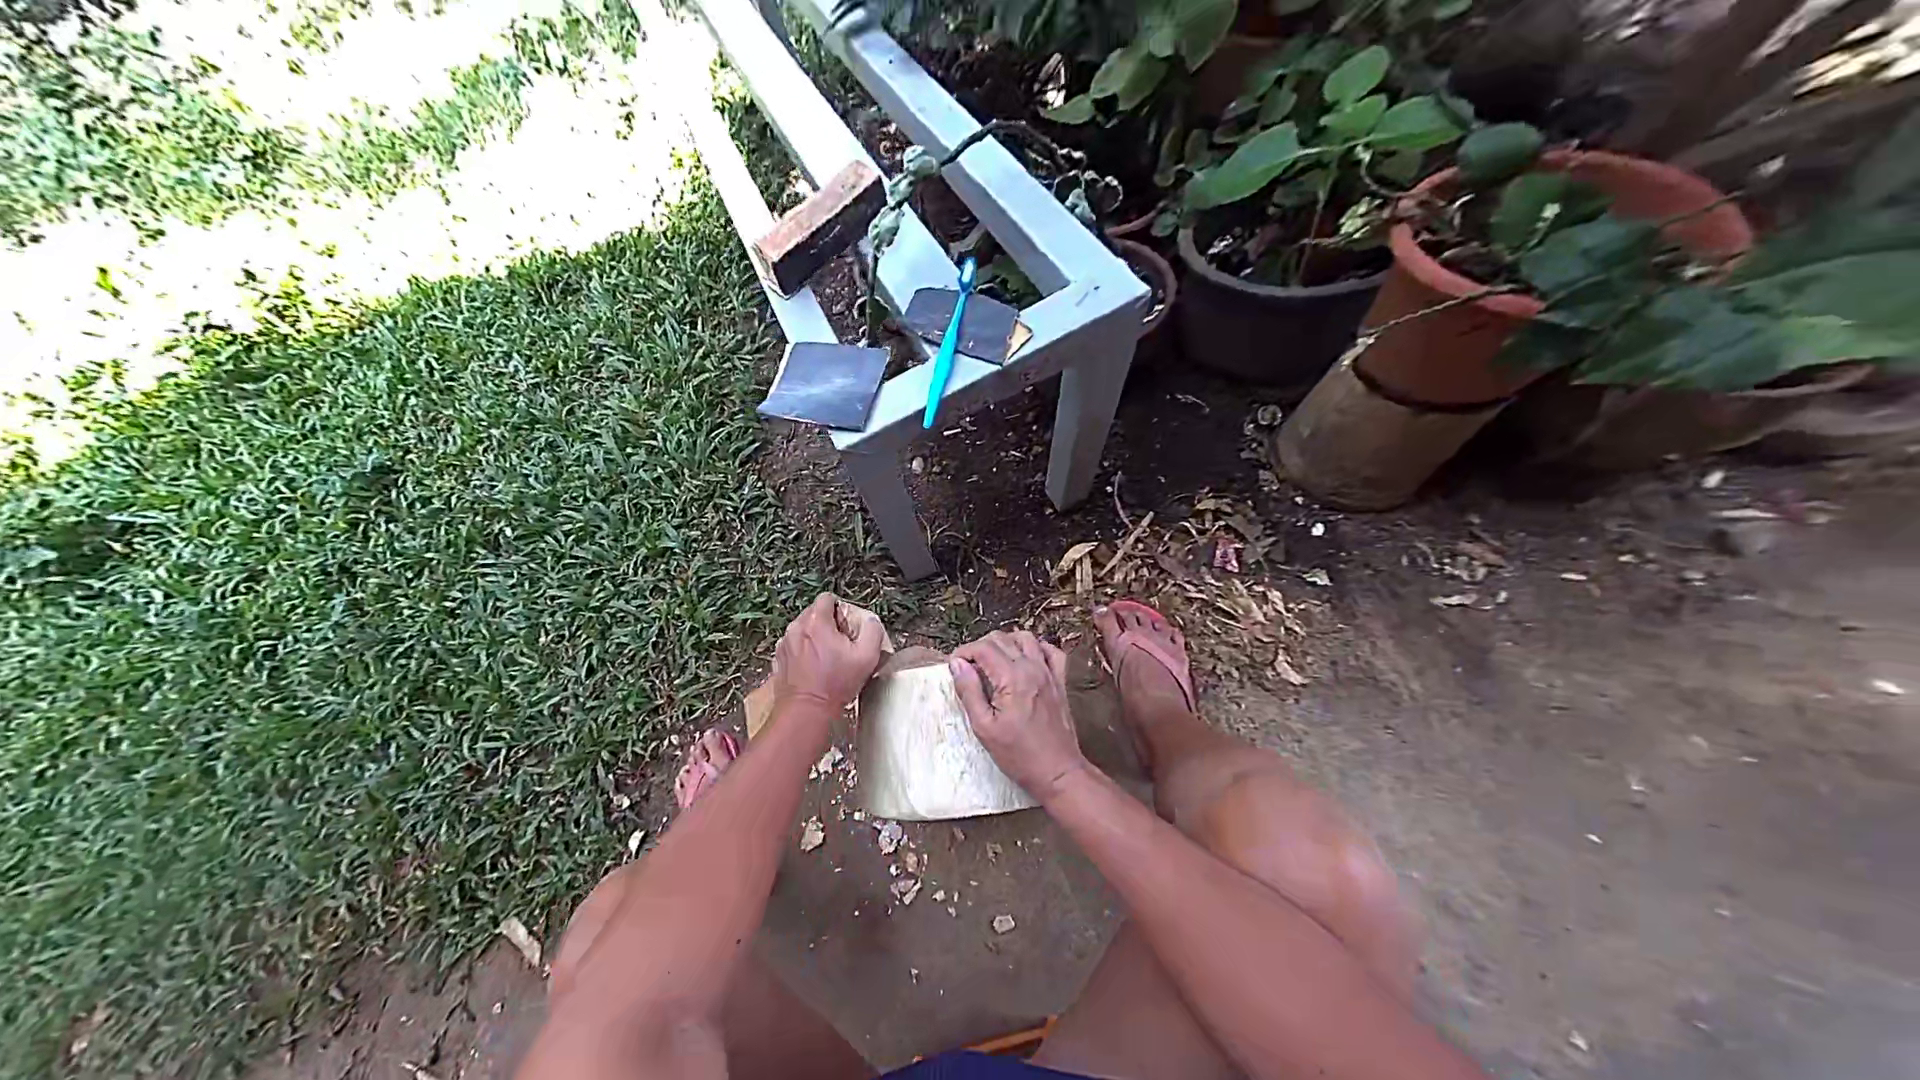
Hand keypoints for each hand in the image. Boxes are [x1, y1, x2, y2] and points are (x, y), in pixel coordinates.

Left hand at [769, 593, 885, 713]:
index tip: (848, 627)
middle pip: (814, 613)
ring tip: (827, 657)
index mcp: (816, 622)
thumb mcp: (867, 656)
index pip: (827, 598)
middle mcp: (796, 628)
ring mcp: (785, 643)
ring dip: (815, 637)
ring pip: (803, 629)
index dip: (841, 609)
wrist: (806, 710)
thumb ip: (873, 630)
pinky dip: (804, 651)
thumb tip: (870, 620)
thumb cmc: (836, 683)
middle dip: (828, 623)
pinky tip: (814, 667)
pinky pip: (794, 645)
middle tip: (841, 644)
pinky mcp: (779, 658)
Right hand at [948, 630, 1084, 800]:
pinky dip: (1036, 647)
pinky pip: (1050, 651)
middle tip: (969, 666)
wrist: (1058, 771)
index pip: (983, 648)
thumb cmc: (1018, 755)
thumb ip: (969, 691)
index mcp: (1012, 678)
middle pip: (1002, 639)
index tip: (954, 665)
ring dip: (1006, 642)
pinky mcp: (1060, 681)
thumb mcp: (984, 728)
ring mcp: (1049, 672)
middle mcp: (1032, 668)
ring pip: (1025, 638)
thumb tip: (957, 664)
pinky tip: (1025, 659)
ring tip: (993, 660)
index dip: (964, 652)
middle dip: (980, 647)